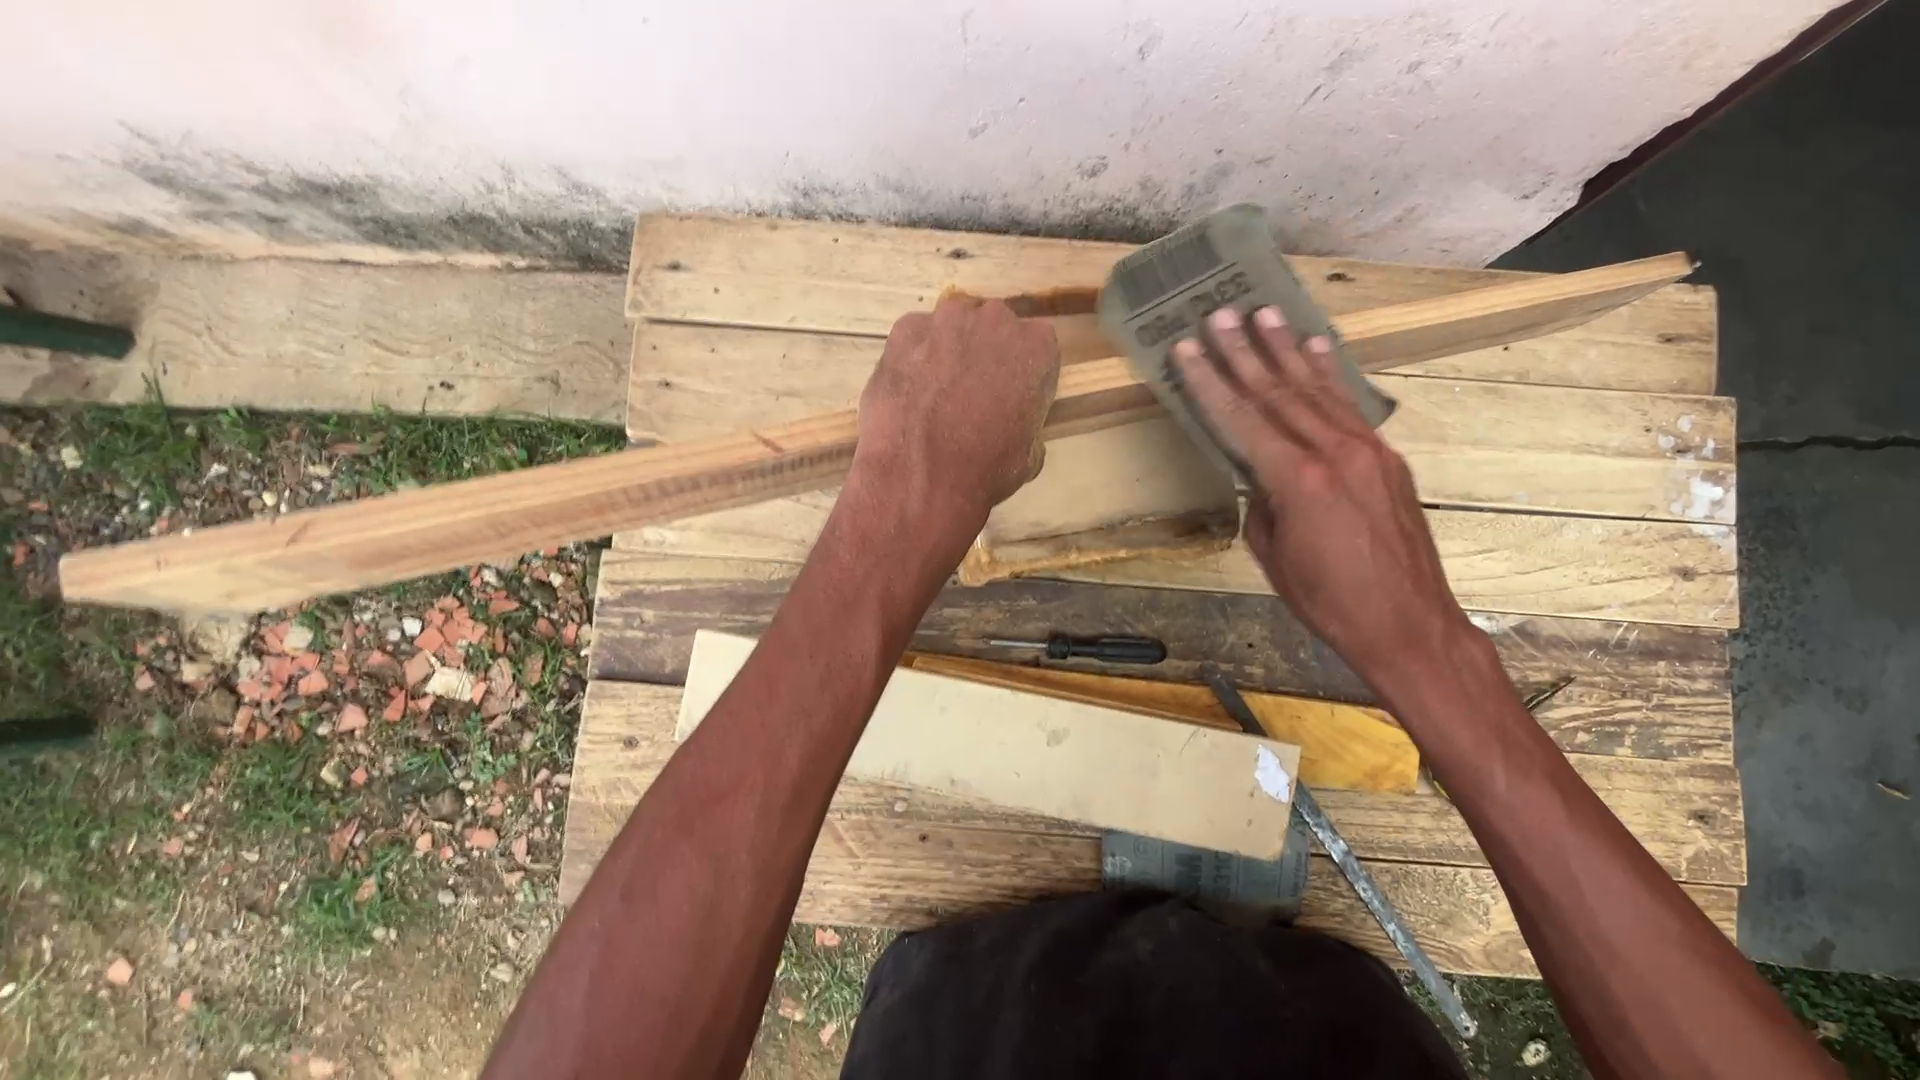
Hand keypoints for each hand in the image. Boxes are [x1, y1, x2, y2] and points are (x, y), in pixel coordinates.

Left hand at [853, 295, 1060, 523]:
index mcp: (1038, 346)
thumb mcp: (1028, 455)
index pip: (1036, 345)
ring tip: (935, 392)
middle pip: (993, 328)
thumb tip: (1012, 426)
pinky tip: (908, 390)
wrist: (921, 474)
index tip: (1009, 395)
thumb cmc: (986, 469)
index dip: (1020, 371)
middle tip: (970, 394)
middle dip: (984, 354)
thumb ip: (1026, 423)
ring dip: (948, 350)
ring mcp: (946, 320)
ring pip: (951, 327)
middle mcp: (995, 320)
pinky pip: (914, 337)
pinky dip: (912, 357)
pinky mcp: (905, 329)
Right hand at [1171, 306, 1479, 698]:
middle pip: (1276, 392)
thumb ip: (1263, 502)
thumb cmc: (1329, 602)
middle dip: (1243, 351)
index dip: (1210, 381)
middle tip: (1221, 313)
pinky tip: (1316, 347)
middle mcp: (1333, 452)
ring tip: (1263, 313)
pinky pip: (1349, 405)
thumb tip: (1261, 472)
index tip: (1188, 347)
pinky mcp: (1387, 458)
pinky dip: (1330, 373)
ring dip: (1285, 349)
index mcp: (1296, 480)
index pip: (1241, 418)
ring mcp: (1366, 450)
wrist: (1408, 623)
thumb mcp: (1274, 555)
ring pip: (1316, 389)